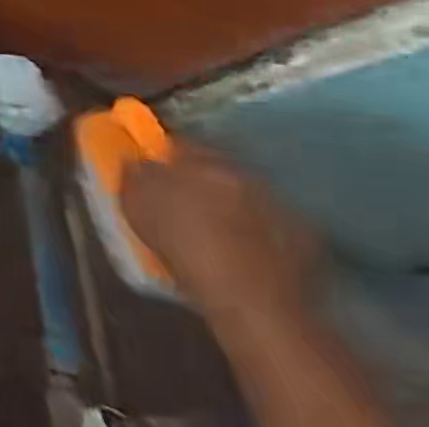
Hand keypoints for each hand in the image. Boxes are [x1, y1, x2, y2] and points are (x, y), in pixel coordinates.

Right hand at [123, 142, 318, 322]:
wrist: (249, 298)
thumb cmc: (180, 241)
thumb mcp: (135, 202)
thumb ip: (135, 173)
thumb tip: (137, 159)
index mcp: (204, 163)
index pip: (178, 142)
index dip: (162, 150)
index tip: (150, 161)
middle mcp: (246, 176)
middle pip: (216, 168)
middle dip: (199, 176)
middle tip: (179, 192)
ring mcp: (281, 208)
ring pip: (245, 195)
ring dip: (229, 202)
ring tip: (210, 222)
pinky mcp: (306, 240)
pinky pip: (271, 223)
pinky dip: (256, 228)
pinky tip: (241, 244)